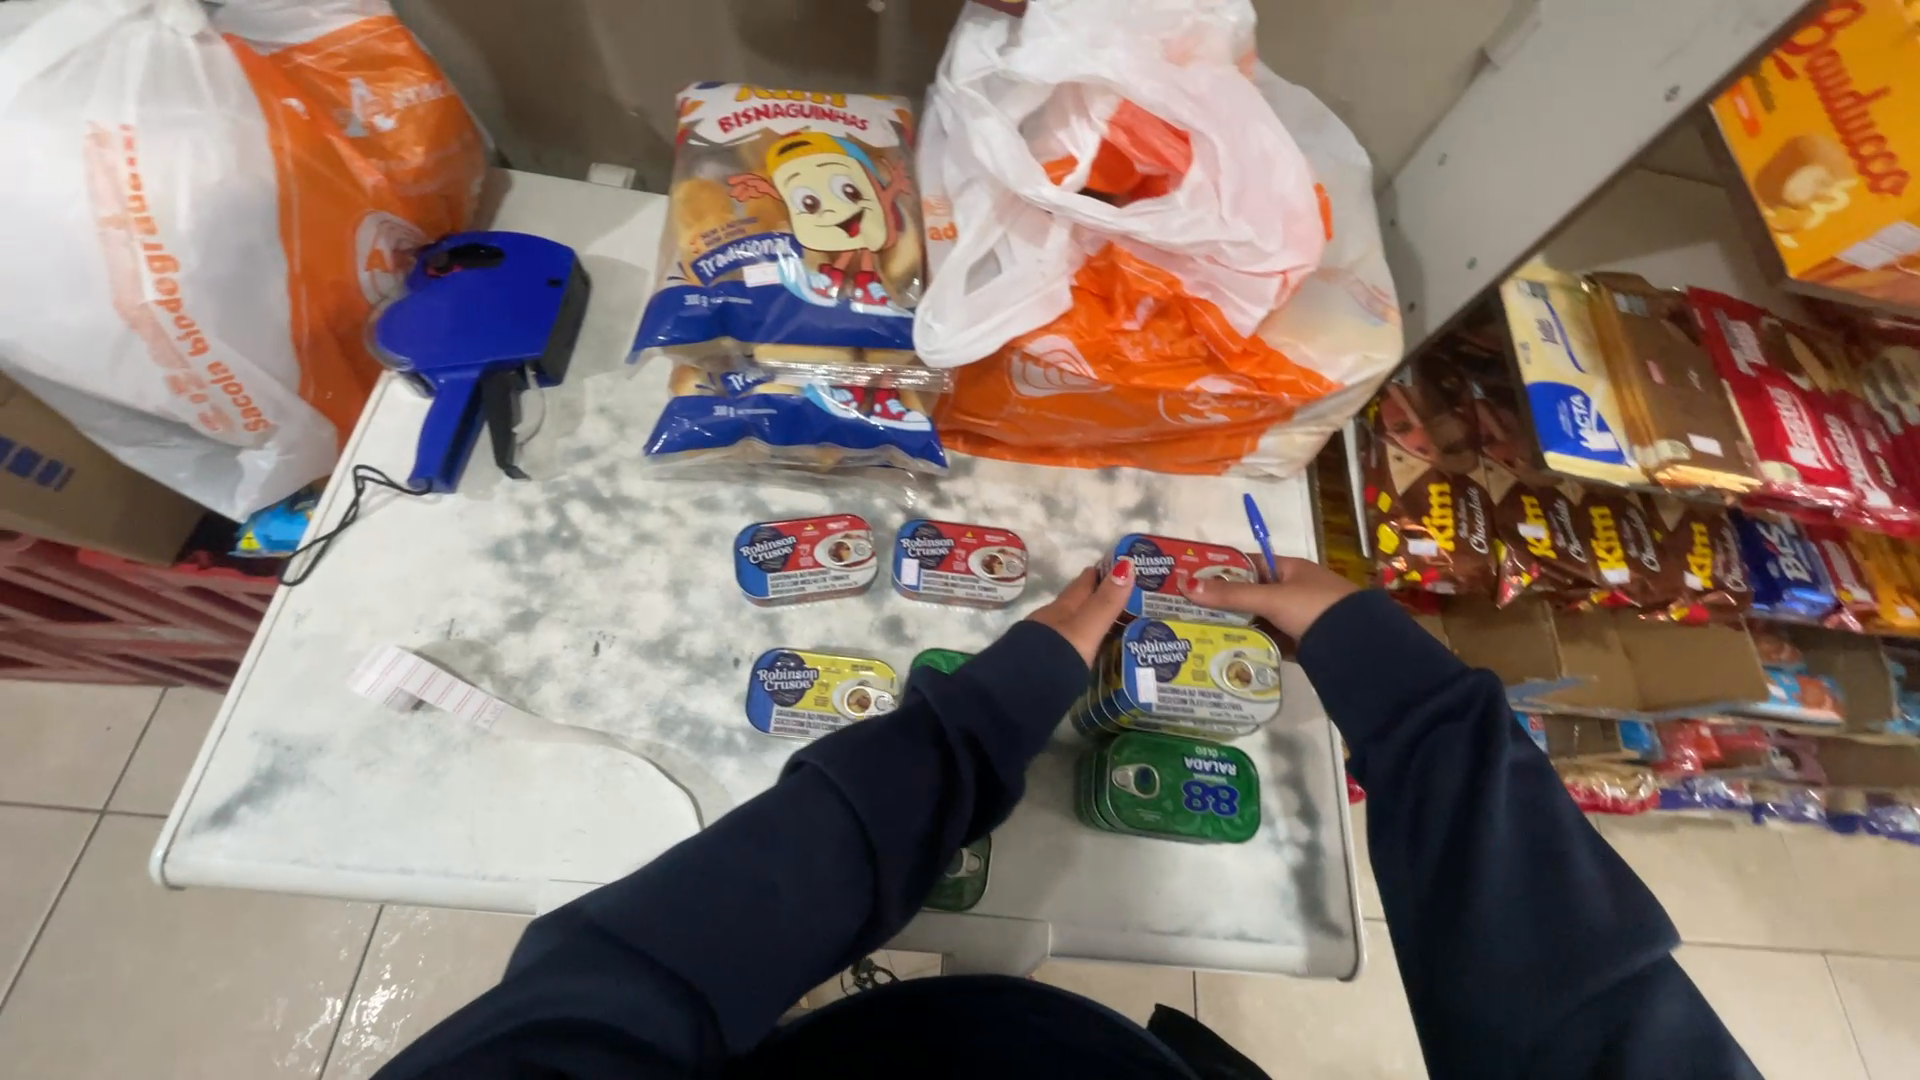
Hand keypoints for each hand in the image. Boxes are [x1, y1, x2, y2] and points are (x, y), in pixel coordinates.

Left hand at [1025, 560, 1137, 665]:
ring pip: (1068, 624)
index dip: (1102, 572)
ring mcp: (1041, 642)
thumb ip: (1104, 603)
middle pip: (1075, 602)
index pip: (1084, 582)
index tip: (1123, 566)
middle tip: (1124, 597)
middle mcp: (1049, 620)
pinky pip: (1064, 645)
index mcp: (1062, 608)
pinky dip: (1078, 642)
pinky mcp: (1038, 663)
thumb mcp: (1085, 630)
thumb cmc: (1053, 656)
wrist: (1017, 693)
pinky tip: (1085, 652)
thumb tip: (1127, 564)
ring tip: (1109, 625)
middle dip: (1097, 597)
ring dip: (1087, 621)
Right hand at [1177, 556, 1357, 641]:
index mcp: (1290, 569)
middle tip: (1191, 610)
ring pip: (1259, 618)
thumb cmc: (1314, 607)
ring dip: (1238, 625)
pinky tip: (1229, 649)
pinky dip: (1253, 643)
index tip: (1194, 579)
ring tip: (1203, 631)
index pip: (1249, 564)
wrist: (1359, 645)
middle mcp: (1295, 589)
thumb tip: (1186, 585)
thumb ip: (1230, 594)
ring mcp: (1300, 616)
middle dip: (1225, 602)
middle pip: (1252, 593)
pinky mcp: (1302, 641)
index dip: (1222, 569)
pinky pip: (1270, 639)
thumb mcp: (1270, 598)